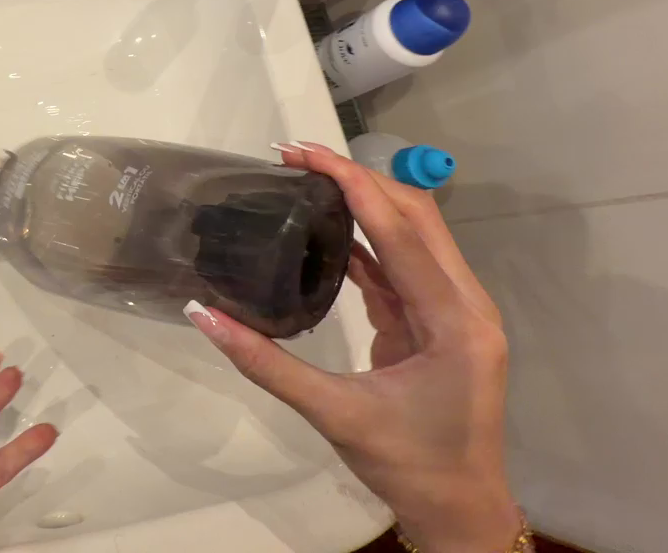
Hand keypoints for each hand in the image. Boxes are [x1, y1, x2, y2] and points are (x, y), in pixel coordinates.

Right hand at [184, 142, 520, 552]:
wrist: (461, 512)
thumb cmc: (407, 465)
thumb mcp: (333, 414)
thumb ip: (265, 362)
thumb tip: (203, 312)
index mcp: (453, 322)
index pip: (400, 232)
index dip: (352, 185)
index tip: (303, 154)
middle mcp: (464, 303)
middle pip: (415, 214)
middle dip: (357, 177)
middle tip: (295, 156)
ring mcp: (453, 307)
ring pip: (411, 229)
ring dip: (362, 197)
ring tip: (304, 175)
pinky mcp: (434, 315)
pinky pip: (398, 258)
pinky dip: (362, 232)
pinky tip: (321, 221)